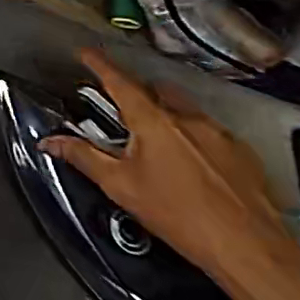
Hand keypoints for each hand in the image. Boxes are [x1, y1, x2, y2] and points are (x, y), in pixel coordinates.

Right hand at [39, 49, 299, 287]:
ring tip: (158, 145)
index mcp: (153, 121)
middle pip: (154, 90)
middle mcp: (186, 117)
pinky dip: (195, 138)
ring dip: (167, 115)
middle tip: (123, 112)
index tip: (87, 53)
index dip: (99, 64)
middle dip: (137, 93)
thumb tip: (52, 142)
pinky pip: (211, 131)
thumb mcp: (122, 188)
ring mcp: (217, 131)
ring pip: (184, 109)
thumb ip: (84, 158)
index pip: (119, 81)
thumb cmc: (181, 217)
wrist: (247, 247)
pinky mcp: (241, 150)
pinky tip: (193, 167)